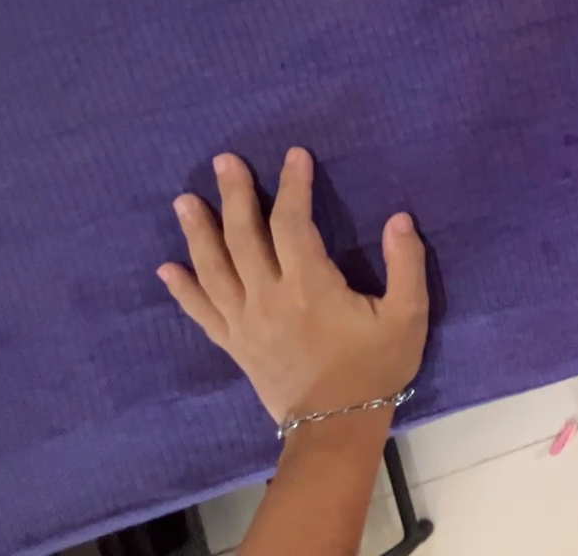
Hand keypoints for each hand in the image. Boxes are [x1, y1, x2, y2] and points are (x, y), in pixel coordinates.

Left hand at [158, 148, 427, 423]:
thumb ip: (407, 263)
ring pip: (214, 268)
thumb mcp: (409, 312)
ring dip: (199, 232)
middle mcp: (268, 297)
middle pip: (244, 238)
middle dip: (235, 196)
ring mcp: (244, 322)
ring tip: (186, 200)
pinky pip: (200, 310)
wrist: (337, 422)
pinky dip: (182, 287)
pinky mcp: (234, 343)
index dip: (293, 187)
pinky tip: (169, 267)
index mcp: (310, 285)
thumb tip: (399, 218)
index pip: (293, 224)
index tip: (294, 156)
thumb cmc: (378, 362)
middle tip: (224, 161)